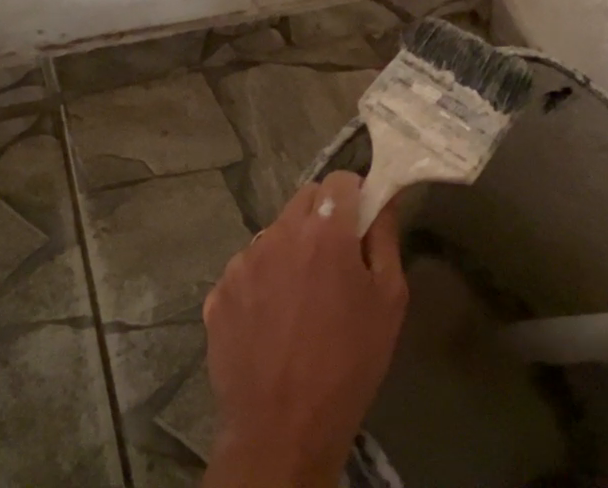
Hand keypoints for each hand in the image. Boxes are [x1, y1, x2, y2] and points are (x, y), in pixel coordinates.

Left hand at [202, 172, 408, 487]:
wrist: (283, 427)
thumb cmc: (350, 361)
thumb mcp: (389, 298)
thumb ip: (386, 238)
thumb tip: (384, 201)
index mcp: (325, 231)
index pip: (340, 179)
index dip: (356, 194)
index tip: (364, 219)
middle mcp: (278, 235)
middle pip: (304, 199)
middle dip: (325, 215)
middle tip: (339, 257)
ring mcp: (242, 264)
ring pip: (274, 233)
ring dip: (292, 247)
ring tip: (304, 294)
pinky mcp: (218, 294)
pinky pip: (248, 268)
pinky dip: (264, 279)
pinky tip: (275, 318)